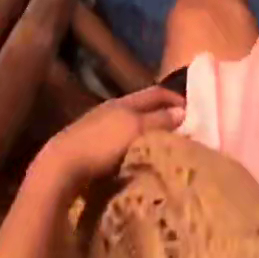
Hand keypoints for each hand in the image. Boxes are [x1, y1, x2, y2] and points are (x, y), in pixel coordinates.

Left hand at [31, 87, 185, 191]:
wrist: (62, 165)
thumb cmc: (101, 143)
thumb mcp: (134, 129)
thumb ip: (158, 121)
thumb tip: (183, 111)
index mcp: (124, 102)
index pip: (155, 92)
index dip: (175, 97)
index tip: (196, 111)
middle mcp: (112, 110)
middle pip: (144, 108)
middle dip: (164, 116)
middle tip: (186, 133)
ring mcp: (100, 128)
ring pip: (133, 126)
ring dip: (151, 134)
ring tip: (168, 150)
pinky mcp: (93, 148)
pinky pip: (122, 143)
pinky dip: (137, 148)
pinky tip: (142, 162)